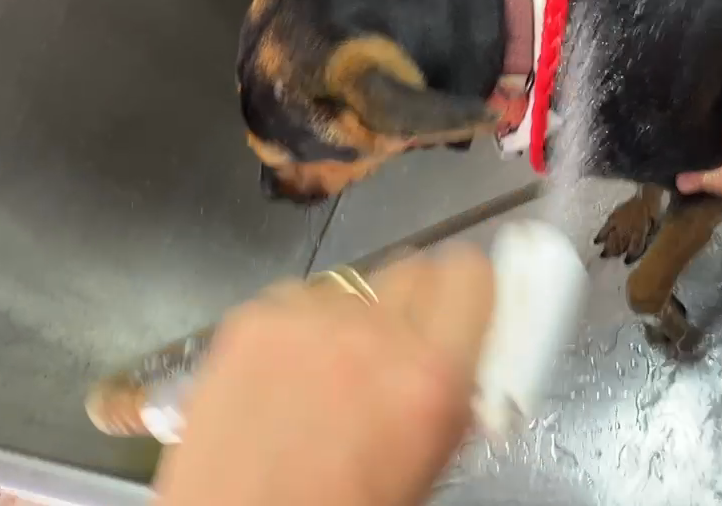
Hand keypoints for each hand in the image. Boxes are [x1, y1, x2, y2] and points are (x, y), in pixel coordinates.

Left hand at [154, 246, 494, 505]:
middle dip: (409, 302)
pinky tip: (280, 374)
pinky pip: (297, 296)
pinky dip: (297, 325)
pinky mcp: (253, 321)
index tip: (453, 309)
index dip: (463, 289)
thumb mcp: (429, 455)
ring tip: (326, 370)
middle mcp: (376, 333)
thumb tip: (464, 338)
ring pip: (355, 281)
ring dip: (352, 314)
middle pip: (414, 266)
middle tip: (389, 348)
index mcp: (432, 375)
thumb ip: (453, 385)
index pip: (469, 271)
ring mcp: (309, 320)